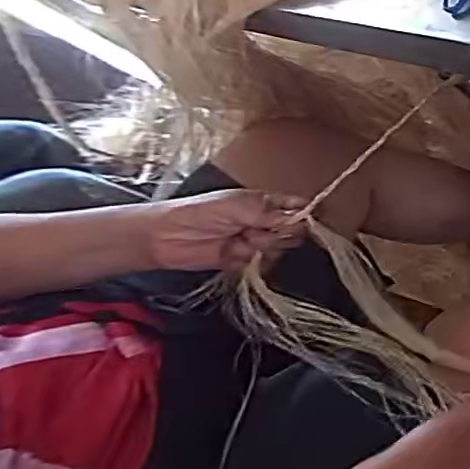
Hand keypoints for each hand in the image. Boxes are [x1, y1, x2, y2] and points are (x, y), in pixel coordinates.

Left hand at [135, 189, 307, 271]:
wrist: (162, 238)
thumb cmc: (201, 212)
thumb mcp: (240, 206)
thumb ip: (272, 213)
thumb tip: (301, 220)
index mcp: (269, 204)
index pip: (301, 208)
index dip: (306, 215)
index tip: (302, 221)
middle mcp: (266, 222)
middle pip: (294, 231)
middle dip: (279, 233)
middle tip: (257, 230)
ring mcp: (255, 241)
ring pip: (279, 248)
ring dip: (260, 246)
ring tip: (238, 241)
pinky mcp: (243, 260)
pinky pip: (261, 264)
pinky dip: (247, 260)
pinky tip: (231, 254)